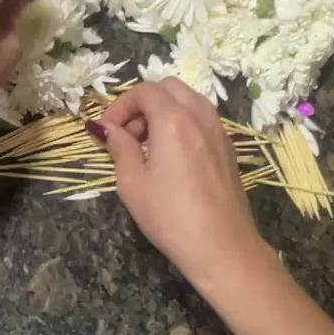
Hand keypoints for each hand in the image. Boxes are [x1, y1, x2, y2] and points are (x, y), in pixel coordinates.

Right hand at [97, 79, 272, 287]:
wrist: (222, 246)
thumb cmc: (170, 217)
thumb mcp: (132, 183)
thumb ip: (119, 147)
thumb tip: (106, 128)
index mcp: (173, 121)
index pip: (144, 91)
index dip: (120, 106)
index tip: (107, 130)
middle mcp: (200, 117)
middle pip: (168, 88)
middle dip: (143, 103)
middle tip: (127, 135)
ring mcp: (219, 131)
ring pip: (188, 100)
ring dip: (164, 111)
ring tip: (147, 145)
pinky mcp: (228, 147)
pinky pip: (202, 118)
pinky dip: (182, 123)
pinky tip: (170, 156)